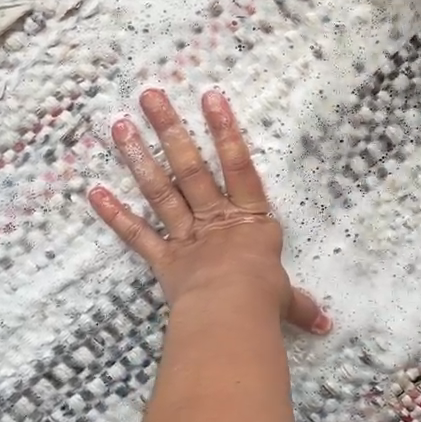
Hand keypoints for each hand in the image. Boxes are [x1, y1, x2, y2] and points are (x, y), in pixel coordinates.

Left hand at [91, 89, 329, 333]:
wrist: (232, 313)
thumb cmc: (264, 299)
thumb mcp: (287, 299)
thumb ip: (299, 304)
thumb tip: (325, 326)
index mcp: (250, 219)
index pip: (239, 166)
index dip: (225, 131)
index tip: (209, 97)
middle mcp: (215, 219)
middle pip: (190, 167)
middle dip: (170, 129)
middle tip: (150, 95)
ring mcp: (186, 236)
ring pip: (160, 190)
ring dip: (139, 157)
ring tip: (120, 126)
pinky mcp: (162, 259)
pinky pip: (137, 235)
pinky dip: (116, 215)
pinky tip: (95, 191)